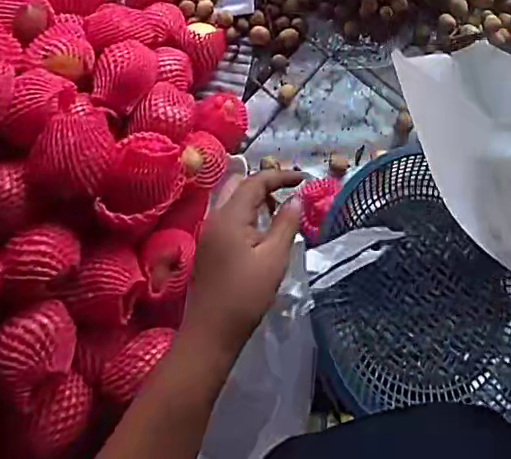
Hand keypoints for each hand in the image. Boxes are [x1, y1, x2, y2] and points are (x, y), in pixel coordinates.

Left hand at [184, 169, 304, 355]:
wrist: (209, 336)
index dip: (281, 175)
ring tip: (277, 209)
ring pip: (230, 198)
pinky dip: (244, 210)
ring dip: (254, 196)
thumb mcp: (274, 259)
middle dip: (265, 182)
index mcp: (229, 216)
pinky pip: (226, 214)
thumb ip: (286, 223)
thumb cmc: (245, 296)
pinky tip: (259, 229)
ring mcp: (207, 232)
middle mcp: (214, 217)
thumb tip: (296, 198)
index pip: (255, 181)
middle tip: (288, 191)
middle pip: (239, 183)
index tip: (304, 179)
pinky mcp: (206, 246)